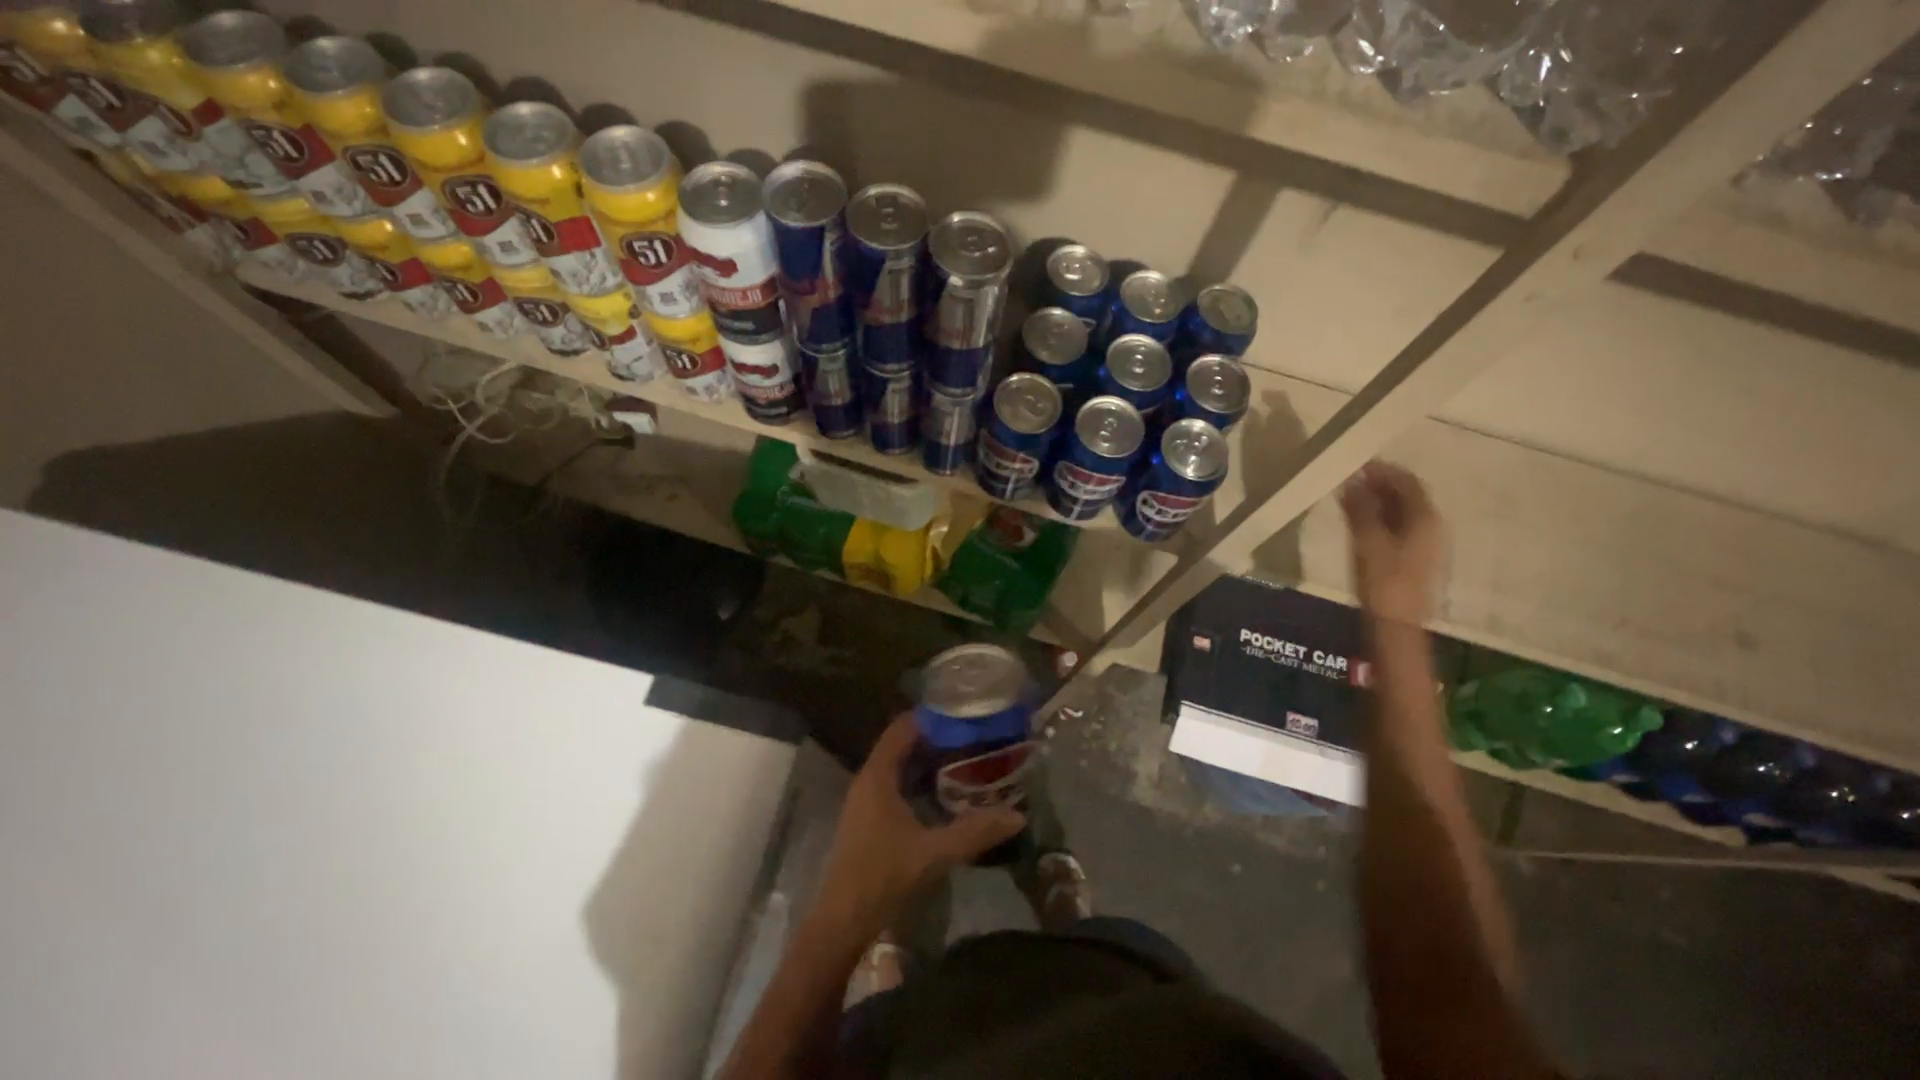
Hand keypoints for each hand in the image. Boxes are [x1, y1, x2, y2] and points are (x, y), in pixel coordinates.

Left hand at [813, 715, 1025, 939]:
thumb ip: (976, 831)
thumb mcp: (934, 853)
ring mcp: (865, 802)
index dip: (931, 716)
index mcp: (877, 777)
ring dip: (928, 761)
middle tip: (974, 734)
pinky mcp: (868, 820)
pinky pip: (896, 786)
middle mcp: (868, 781)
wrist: (843, 919)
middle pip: (901, 745)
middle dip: (936, 738)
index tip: (964, 710)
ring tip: (967, 758)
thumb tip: (1018, 815)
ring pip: (898, 767)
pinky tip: (945, 793)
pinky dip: (919, 781)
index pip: (902, 729)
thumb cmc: (883, 876)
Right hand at [1341, 462, 1444, 625]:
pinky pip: (1401, 530)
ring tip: (1351, 502)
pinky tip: (1362, 527)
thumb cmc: (1383, 582)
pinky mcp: (1416, 561)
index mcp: (1425, 519)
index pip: (1407, 482)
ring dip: (1380, 504)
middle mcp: (1432, 528)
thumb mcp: (1367, 542)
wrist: (1398, 628)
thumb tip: (1351, 481)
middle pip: (1408, 497)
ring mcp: (1426, 546)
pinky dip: (1382, 521)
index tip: (1358, 465)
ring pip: (1404, 514)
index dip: (1383, 471)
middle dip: (1380, 487)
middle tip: (1351, 482)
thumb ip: (1360, 509)